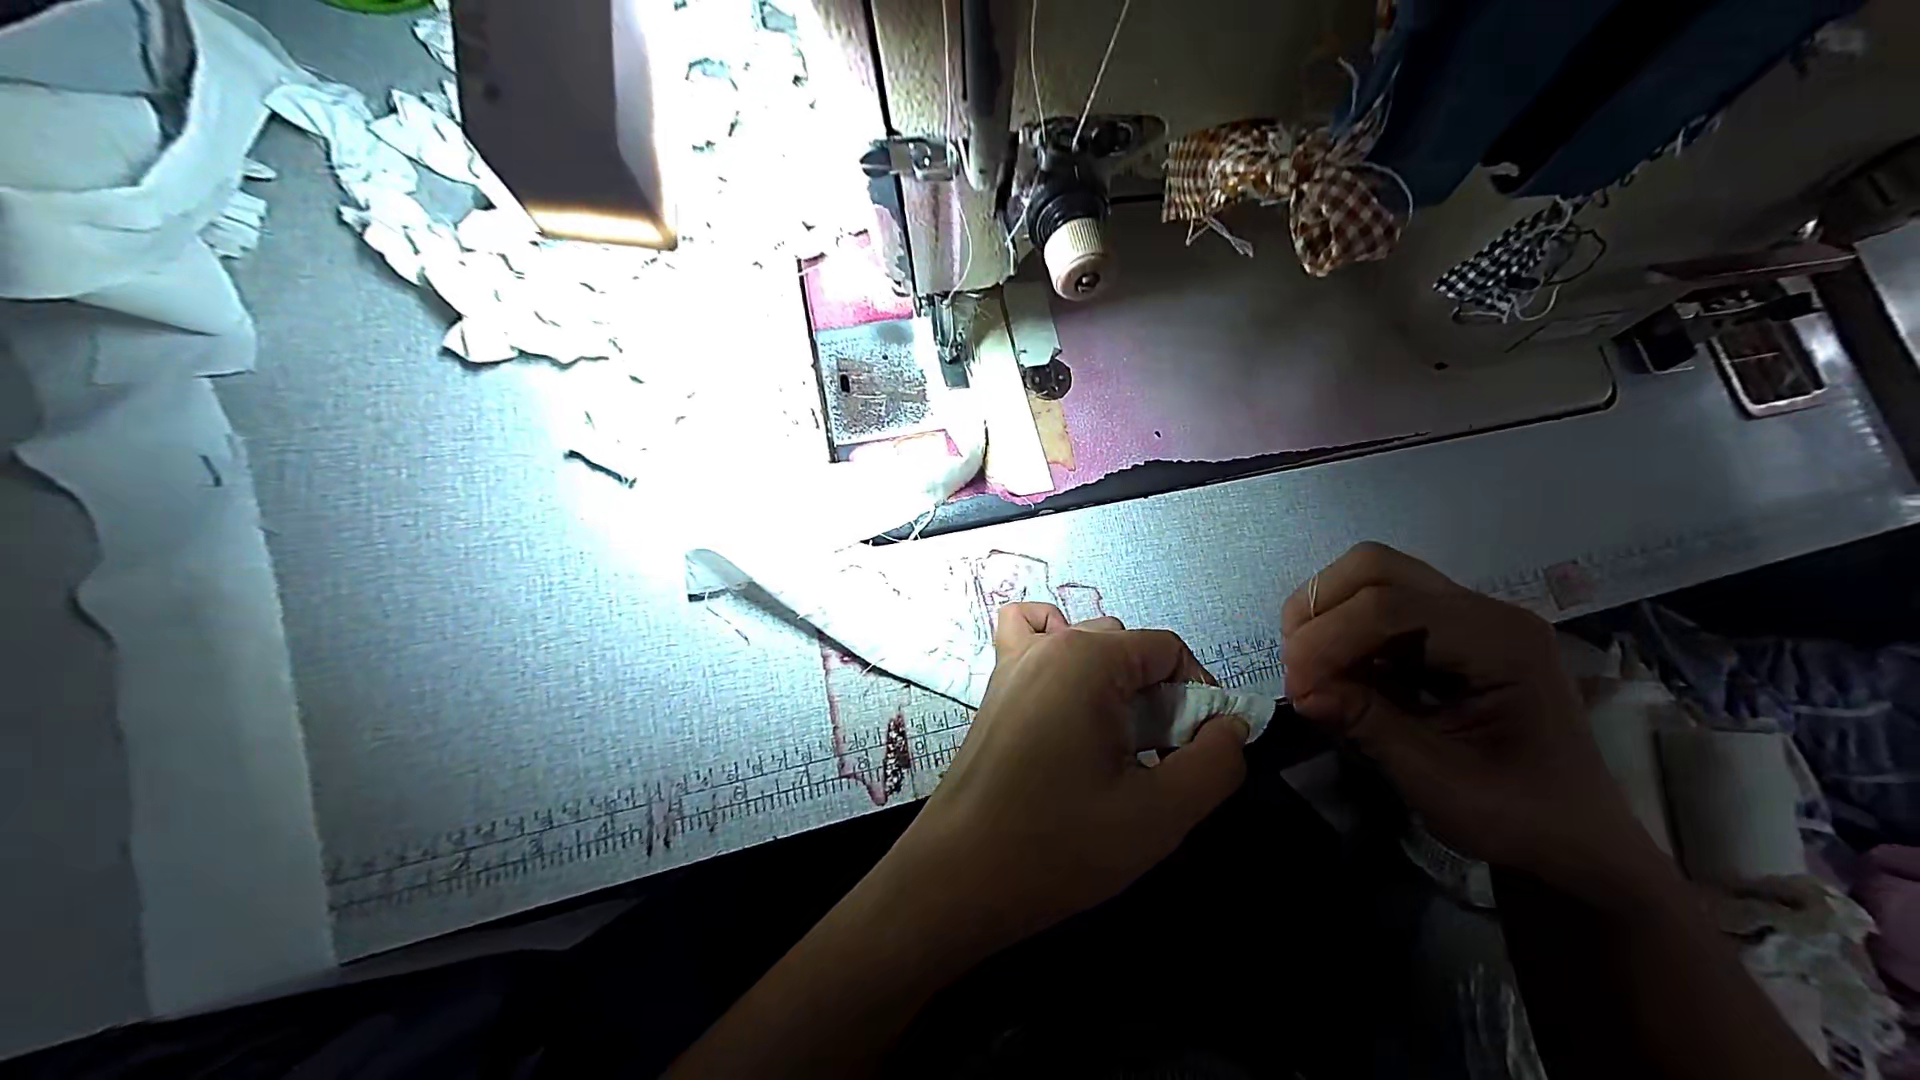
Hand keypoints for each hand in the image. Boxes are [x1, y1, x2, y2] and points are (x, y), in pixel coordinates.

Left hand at [873, 605, 1249, 953]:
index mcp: (1088, 659)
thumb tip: (1229, 726)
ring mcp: (1013, 662)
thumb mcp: (1159, 814)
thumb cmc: (1058, 844)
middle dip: (1158, 696)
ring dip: (1115, 684)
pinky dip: (1057, 650)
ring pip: (1087, 646)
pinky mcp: (994, 687)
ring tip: (1114, 743)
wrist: (960, 876)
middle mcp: (1048, 645)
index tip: (1194, 751)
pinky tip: (1067, 696)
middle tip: (1156, 760)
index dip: (1197, 696)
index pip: (1168, 649)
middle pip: (1130, 648)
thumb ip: (1216, 763)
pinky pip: (1030, 638)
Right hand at [1283, 543, 1661, 902]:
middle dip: (1319, 610)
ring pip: (1368, 581)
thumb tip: (1301, 691)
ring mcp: (1462, 619)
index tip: (1298, 692)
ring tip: (1312, 673)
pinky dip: (1339, 636)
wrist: (1572, 842)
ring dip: (1324, 619)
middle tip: (1299, 668)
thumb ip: (1368, 725)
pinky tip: (1336, 678)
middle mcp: (1482, 612)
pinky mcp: (1441, 635)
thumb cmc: (1520, 818)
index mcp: (1500, 642)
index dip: (1327, 640)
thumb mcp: (1440, 783)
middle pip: (1374, 569)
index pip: (1389, 607)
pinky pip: (1372, 610)